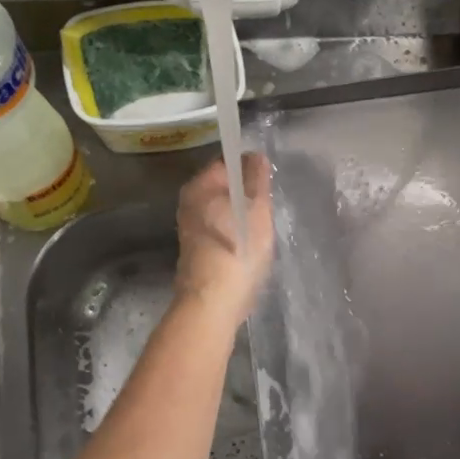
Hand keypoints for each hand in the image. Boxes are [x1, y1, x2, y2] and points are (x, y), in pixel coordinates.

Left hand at [174, 153, 273, 326]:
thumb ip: (257, 179)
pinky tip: (250, 246)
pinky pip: (220, 228)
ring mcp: (190, 227)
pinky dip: (235, 231)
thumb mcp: (256, 209)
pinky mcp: (197, 249)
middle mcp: (189, 202)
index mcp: (200, 186)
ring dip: (242, 214)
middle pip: (223, 186)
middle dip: (247, 192)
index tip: (270, 183)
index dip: (250, 168)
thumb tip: (255, 155)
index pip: (226, 162)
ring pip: (222, 209)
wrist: (213, 302)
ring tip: (263, 228)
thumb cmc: (238, 250)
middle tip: (270, 207)